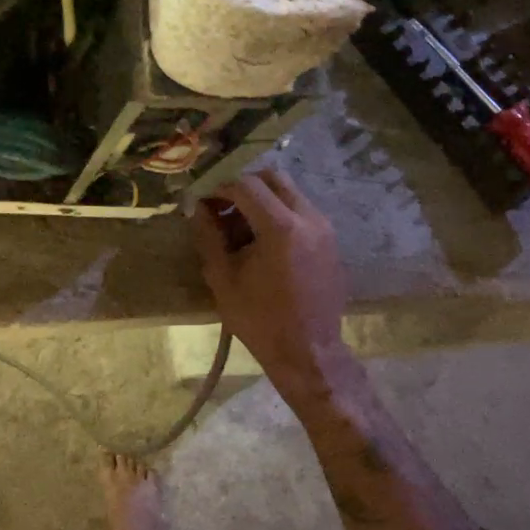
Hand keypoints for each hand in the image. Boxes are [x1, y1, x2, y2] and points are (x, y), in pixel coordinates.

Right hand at [193, 168, 350, 390]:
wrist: (307, 351)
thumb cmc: (259, 319)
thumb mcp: (222, 277)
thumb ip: (209, 236)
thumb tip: (199, 208)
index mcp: (281, 227)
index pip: (246, 185)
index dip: (219, 188)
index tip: (202, 201)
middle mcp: (309, 218)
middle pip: (274, 178)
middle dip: (244, 186)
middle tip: (222, 207)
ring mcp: (325, 229)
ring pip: (289, 193)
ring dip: (262, 200)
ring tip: (239, 228)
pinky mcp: (331, 241)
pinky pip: (301, 212)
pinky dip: (278, 214)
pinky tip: (261, 243)